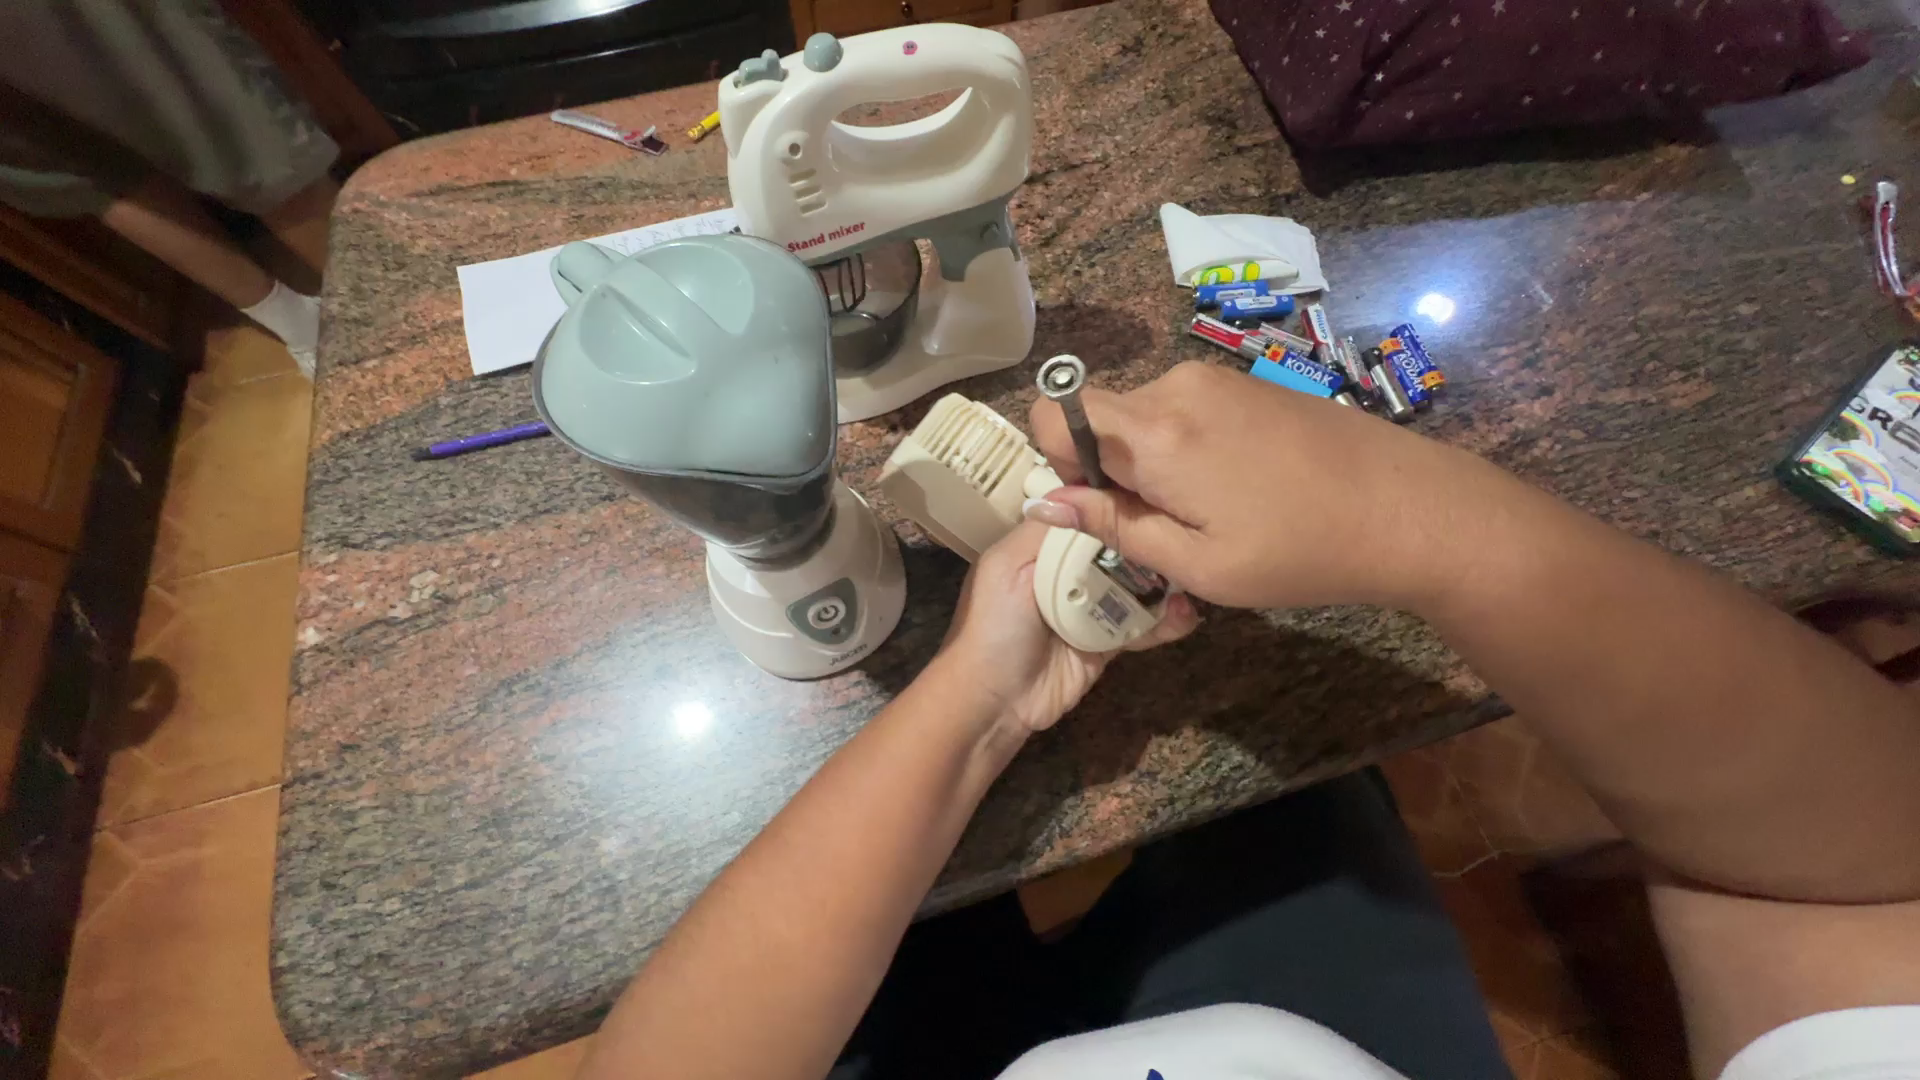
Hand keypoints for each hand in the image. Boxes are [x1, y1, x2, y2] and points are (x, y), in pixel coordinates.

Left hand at [935, 520, 1198, 733]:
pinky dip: (1165, 621)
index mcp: (1038, 549)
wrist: (993, 700)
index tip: (1153, 492)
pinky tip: (1186, 614)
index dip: (1113, 505)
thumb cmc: (994, 625)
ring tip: (1191, 575)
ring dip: (1164, 582)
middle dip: (1148, 543)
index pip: (1084, 516)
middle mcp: (1067, 572)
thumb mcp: (1009, 566)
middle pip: (1116, 549)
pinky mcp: (1108, 643)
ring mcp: (1090, 607)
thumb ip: (1045, 532)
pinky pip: (1141, 626)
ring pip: (1135, 586)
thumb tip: (1083, 494)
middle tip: (1183, 534)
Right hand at [1026, 361, 1527, 612]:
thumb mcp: (1197, 563)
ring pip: (1139, 418)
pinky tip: (1233, 484)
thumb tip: (1044, 502)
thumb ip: (1113, 526)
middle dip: (1107, 469)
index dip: (1057, 458)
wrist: (1410, 508)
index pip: (1056, 412)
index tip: (1096, 502)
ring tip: (1205, 509)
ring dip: (1147, 462)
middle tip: (1161, 523)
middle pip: (1098, 419)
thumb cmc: (1298, 550)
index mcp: (1154, 432)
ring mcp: (1212, 380)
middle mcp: (1173, 388)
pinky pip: (1177, 411)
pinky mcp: (1241, 383)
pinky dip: (1179, 446)